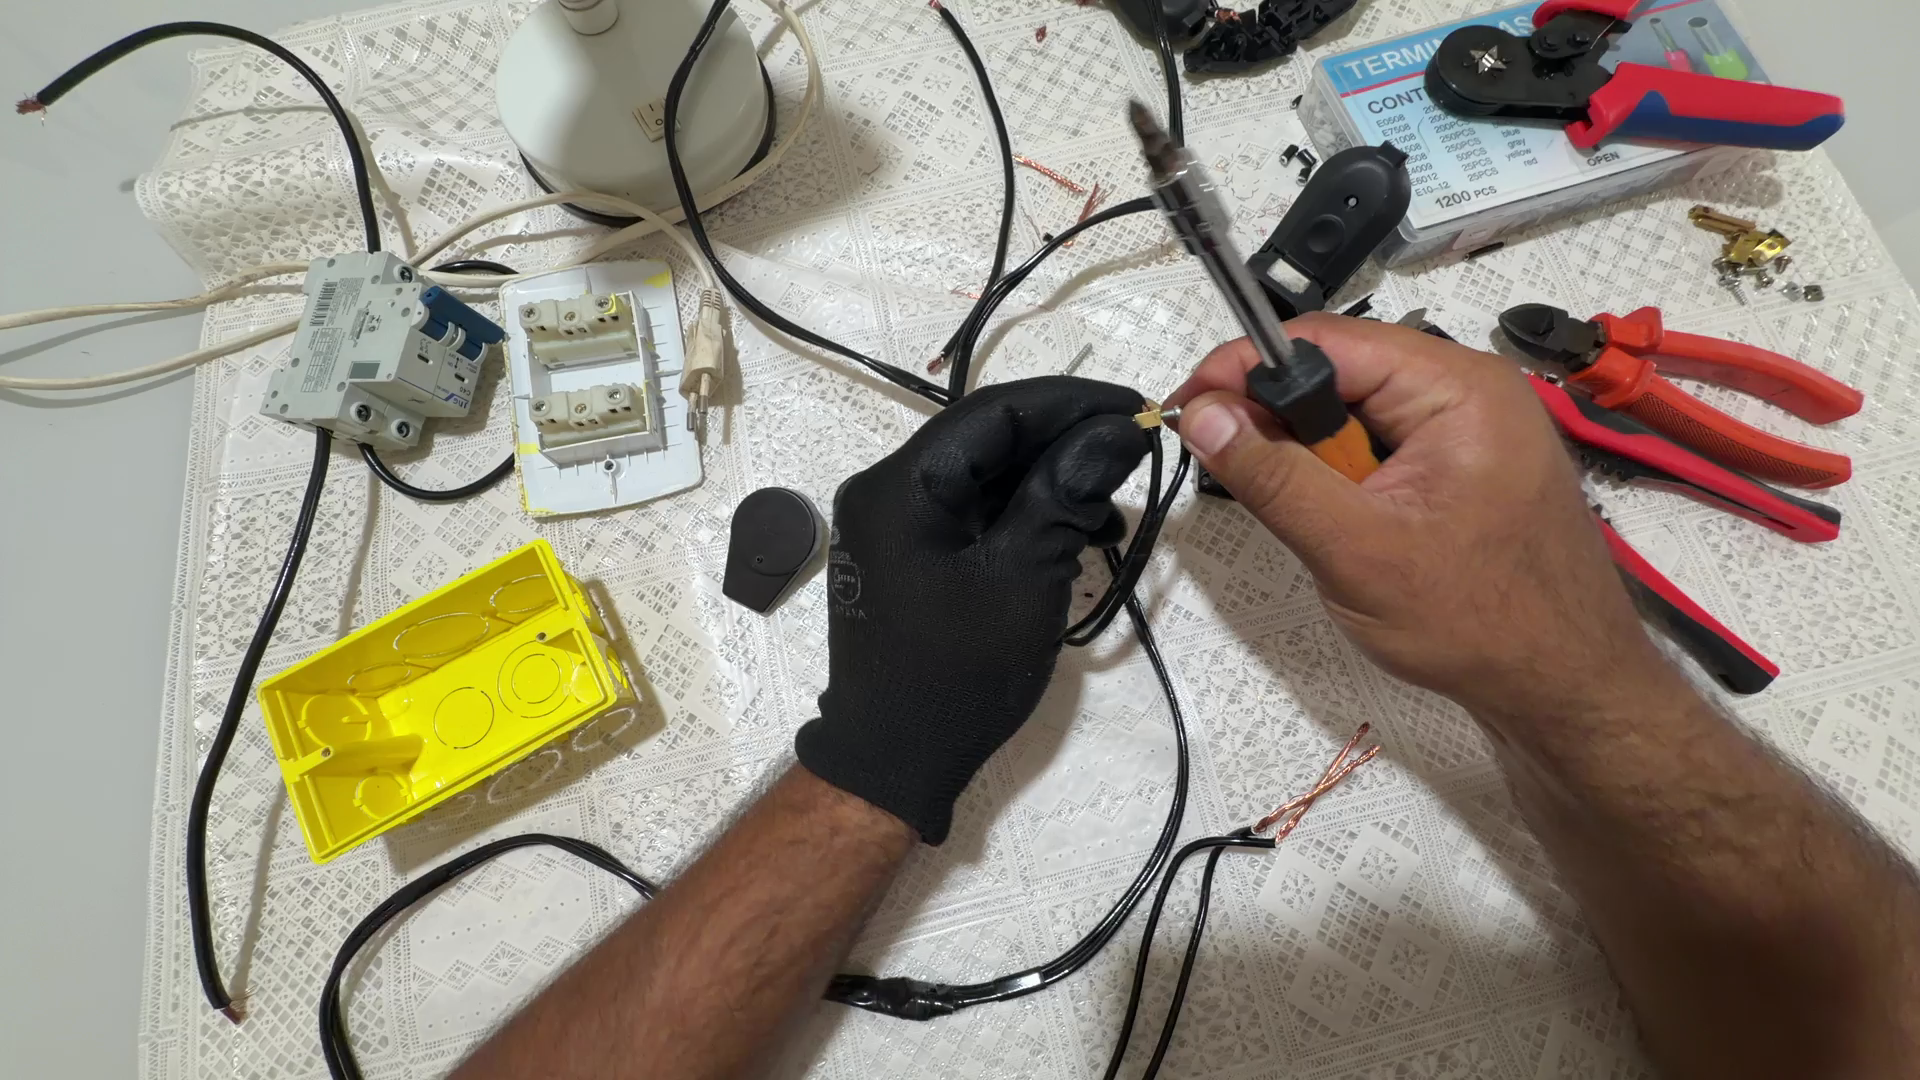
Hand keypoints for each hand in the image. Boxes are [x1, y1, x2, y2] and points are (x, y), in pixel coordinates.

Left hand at [796, 376, 1151, 842]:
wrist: (895, 758)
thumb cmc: (958, 674)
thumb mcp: (1023, 577)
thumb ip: (1066, 492)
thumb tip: (1119, 429)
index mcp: (901, 485)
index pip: (994, 412)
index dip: (1072, 403)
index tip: (1139, 410)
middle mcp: (888, 489)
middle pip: (990, 441)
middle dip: (1065, 448)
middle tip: (1132, 462)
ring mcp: (897, 521)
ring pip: (986, 477)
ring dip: (1051, 487)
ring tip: (1111, 519)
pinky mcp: (912, 550)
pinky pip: (975, 514)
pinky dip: (1024, 519)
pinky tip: (1074, 538)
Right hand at [1166, 314, 1671, 722]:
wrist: (1559, 686)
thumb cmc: (1469, 620)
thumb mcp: (1352, 549)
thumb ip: (1272, 478)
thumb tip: (1198, 414)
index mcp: (1454, 389)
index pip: (1324, 343)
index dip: (1242, 367)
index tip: (1184, 410)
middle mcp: (1461, 390)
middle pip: (1335, 371)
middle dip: (1266, 410)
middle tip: (1216, 460)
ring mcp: (1461, 427)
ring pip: (1346, 410)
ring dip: (1296, 445)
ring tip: (1268, 493)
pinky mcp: (1452, 462)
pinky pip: (1370, 442)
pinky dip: (1328, 468)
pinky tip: (1317, 507)